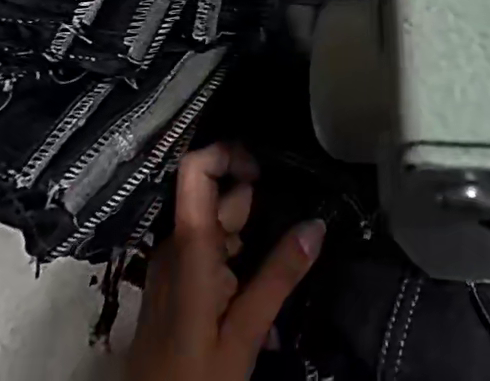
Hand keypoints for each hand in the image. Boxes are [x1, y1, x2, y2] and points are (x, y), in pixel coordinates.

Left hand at [125, 144, 326, 380]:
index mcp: (189, 247)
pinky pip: (211, 252)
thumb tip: (317, 223)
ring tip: (285, 266)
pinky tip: (261, 289)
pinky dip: (238, 258)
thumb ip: (279, 276)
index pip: (195, 171)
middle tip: (293, 238)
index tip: (265, 171)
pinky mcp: (175, 285)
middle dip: (258, 209)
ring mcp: (172, 265)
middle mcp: (175, 246)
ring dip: (252, 237)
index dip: (228, 154)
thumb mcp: (244, 334)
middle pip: (219, 200)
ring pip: (219, 227)